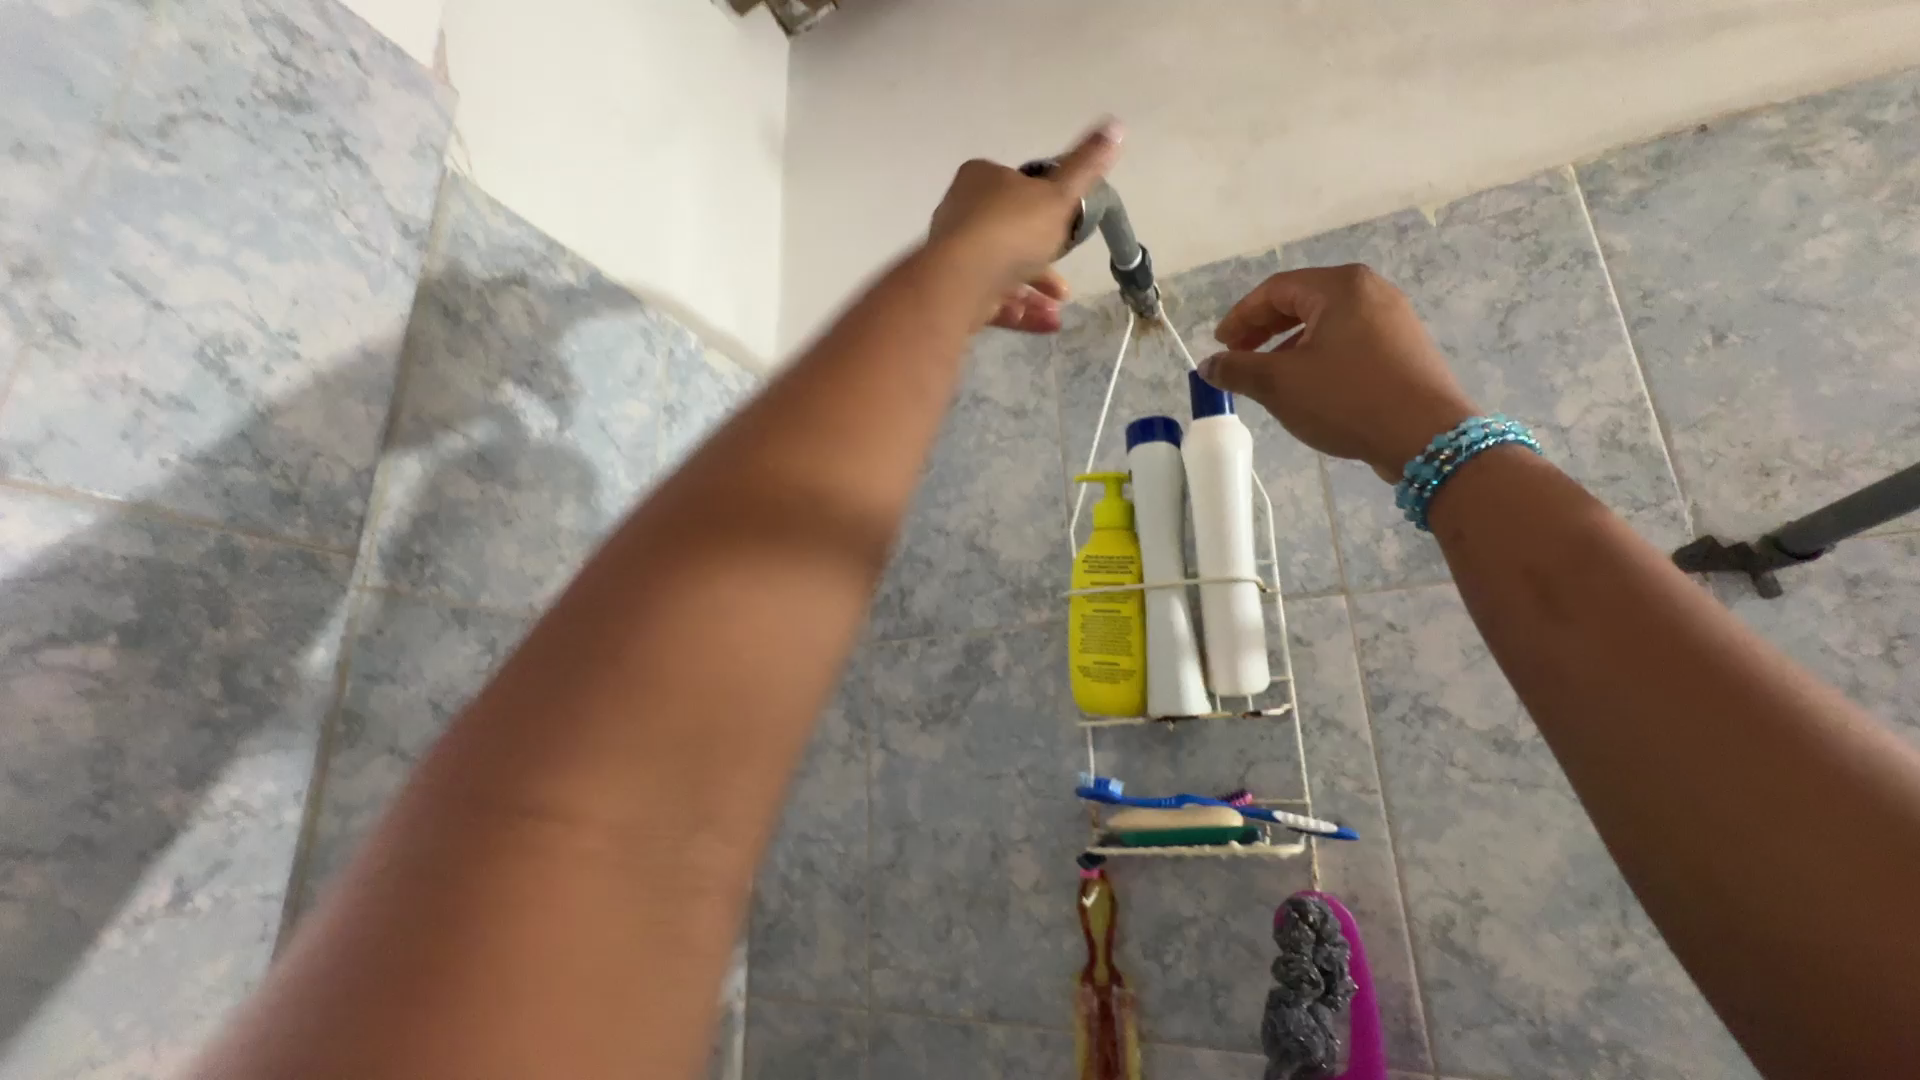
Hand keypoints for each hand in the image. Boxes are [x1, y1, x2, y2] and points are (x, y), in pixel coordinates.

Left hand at [926, 120, 1122, 332]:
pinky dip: (1020, 312)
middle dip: (1042, 262)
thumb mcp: (1059, 196)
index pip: (1016, 187)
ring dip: (1035, 292)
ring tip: (1060, 307)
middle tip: (1065, 280)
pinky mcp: (954, 292)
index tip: (1064, 227)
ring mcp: (955, 256)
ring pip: (1002, 272)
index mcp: (980, 179)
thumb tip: (1117, 126)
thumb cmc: (1012, 229)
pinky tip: (1049, 323)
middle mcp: (962, 213)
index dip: (1043, 207)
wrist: (962, 281)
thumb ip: (1086, 168)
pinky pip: (993, 301)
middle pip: (1010, 234)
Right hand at [1198, 265, 1480, 481]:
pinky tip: (1308, 384)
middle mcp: (1370, 291)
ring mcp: (1392, 318)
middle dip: (1264, 328)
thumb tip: (1208, 365)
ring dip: (1289, 344)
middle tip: (1238, 355)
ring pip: (1326, 322)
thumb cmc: (1347, 398)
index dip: (1240, 316)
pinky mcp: (1403, 347)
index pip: (1275, 290)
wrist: (1427, 435)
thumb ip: (1237, 369)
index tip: (1220, 344)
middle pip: (1302, 301)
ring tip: (1268, 374)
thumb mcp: (1280, 385)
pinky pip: (1348, 340)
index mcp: (1339, 287)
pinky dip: (1318, 354)